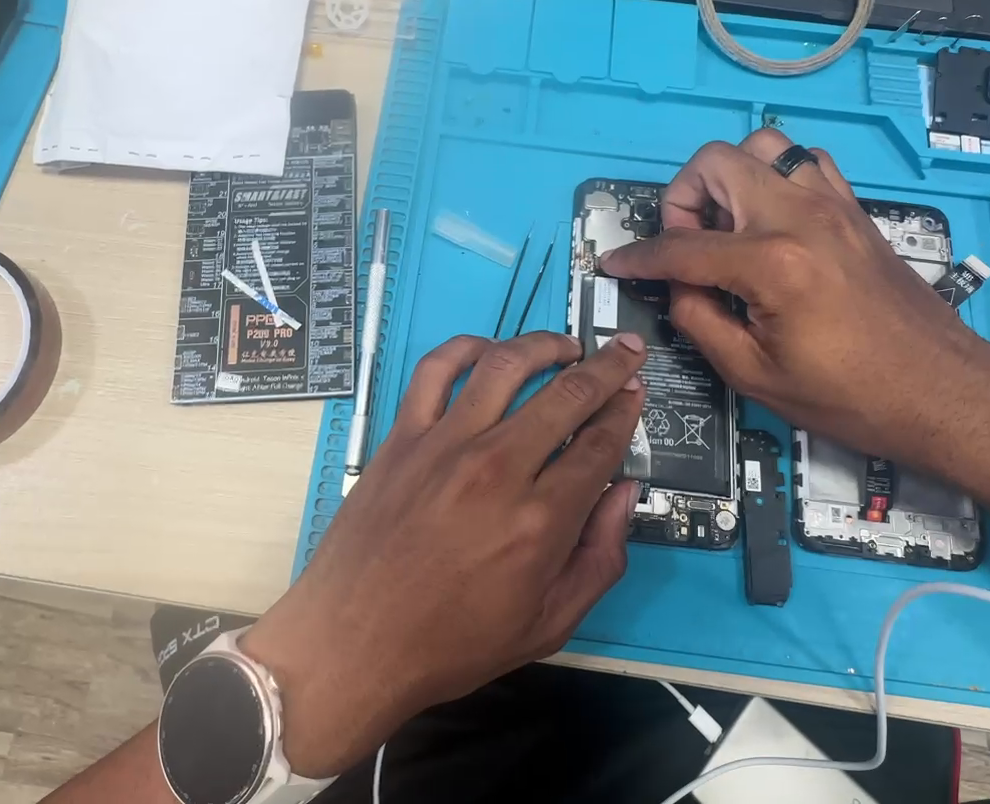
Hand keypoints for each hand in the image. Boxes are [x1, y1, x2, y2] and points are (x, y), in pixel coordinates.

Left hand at [239, 330, 647, 776]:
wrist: (353, 643)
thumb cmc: (454, 642)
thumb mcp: (548, 625)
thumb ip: (600, 557)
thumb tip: (624, 490)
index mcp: (541, 520)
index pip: (600, 444)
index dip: (626, 411)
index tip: (636, 393)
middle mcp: (498, 467)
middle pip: (567, 394)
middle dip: (608, 367)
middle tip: (626, 350)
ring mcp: (445, 444)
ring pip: (506, 366)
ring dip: (545, 345)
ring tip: (567, 344)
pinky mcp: (402, 436)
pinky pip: (435, 371)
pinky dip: (464, 347)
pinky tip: (487, 349)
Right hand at [600, 128, 989, 467]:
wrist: (944, 393)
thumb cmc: (848, 396)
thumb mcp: (753, 375)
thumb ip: (699, 319)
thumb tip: (678, 286)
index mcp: (771, 262)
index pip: (681, 245)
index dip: (638, 256)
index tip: (614, 263)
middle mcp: (800, 215)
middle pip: (716, 163)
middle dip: (682, 199)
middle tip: (685, 247)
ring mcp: (834, 204)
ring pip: (763, 146)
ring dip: (730, 178)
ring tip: (727, 228)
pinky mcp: (855, 210)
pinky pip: (805, 162)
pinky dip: (774, 177)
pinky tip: (770, 222)